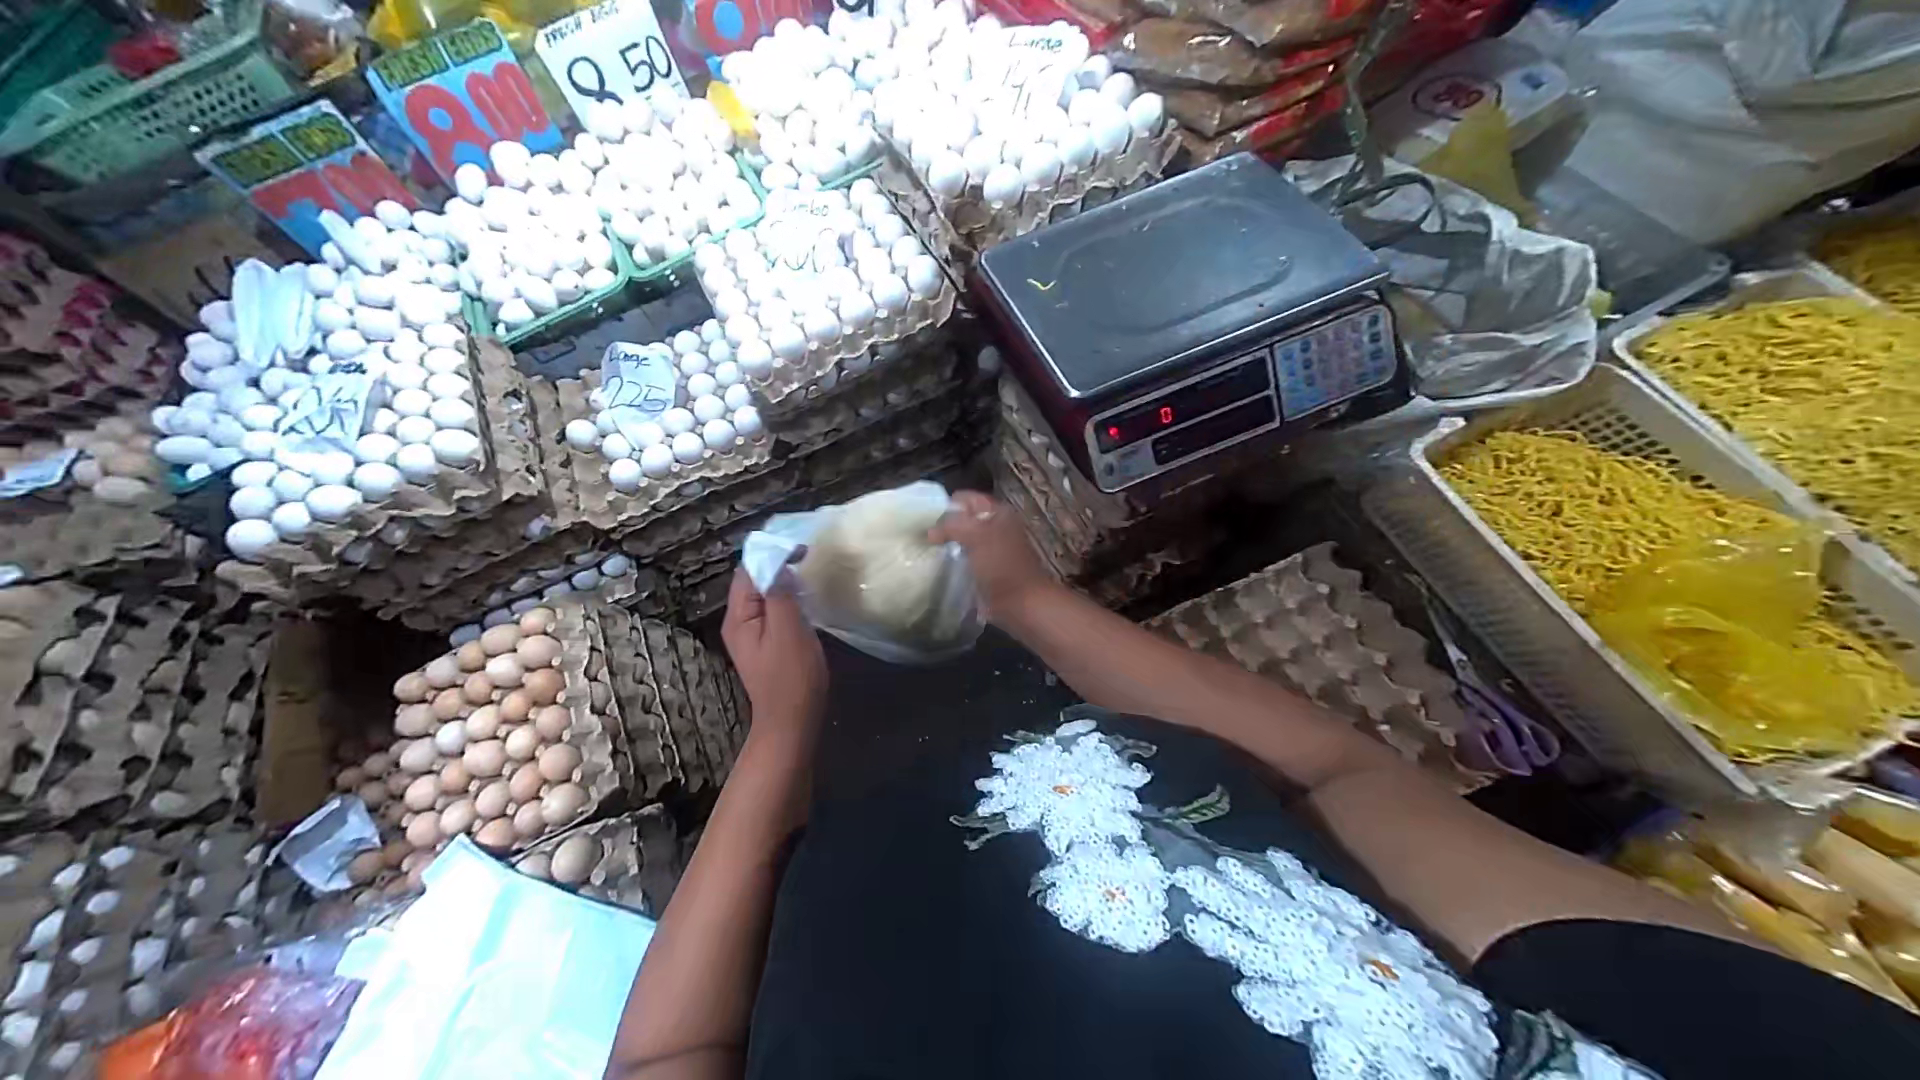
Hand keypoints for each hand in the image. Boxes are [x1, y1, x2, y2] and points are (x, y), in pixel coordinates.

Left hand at [722, 568, 826, 742]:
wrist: (792, 722)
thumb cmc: (791, 677)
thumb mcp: (788, 631)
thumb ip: (781, 594)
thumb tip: (779, 561)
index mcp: (738, 617)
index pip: (748, 571)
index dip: (772, 553)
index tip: (801, 547)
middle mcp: (739, 621)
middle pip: (754, 580)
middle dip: (778, 563)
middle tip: (808, 553)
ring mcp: (752, 633)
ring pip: (765, 594)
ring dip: (783, 579)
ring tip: (808, 569)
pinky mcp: (767, 642)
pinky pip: (773, 608)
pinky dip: (787, 597)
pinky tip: (805, 597)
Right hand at [928, 490, 1056, 625]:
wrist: (1022, 604)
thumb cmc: (1001, 566)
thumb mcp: (976, 535)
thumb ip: (951, 525)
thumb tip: (929, 530)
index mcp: (997, 512)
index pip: (964, 498)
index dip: (945, 506)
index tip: (925, 521)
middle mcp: (996, 526)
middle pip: (962, 518)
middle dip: (943, 526)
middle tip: (923, 537)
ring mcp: (991, 548)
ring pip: (962, 538)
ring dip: (946, 544)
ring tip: (928, 551)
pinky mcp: (987, 568)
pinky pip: (964, 557)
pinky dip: (952, 560)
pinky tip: (939, 566)